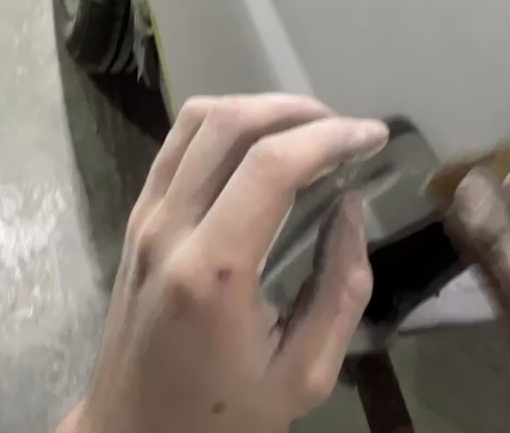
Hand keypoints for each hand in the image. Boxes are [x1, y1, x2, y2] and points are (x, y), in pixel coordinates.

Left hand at [64, 94, 388, 432]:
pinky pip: (178, 140)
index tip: (373, 136)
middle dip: (297, 111)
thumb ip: (340, 288)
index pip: (271, 165)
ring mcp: (146, 213)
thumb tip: (350, 207)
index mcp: (213, 271)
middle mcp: (170, 225)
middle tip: (344, 129)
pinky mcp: (137, 212)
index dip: (329, 137)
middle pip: (231, 124)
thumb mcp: (303, 375)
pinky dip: (223, 121)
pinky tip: (258, 139)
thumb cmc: (222, 417)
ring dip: (258, 106)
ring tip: (307, 126)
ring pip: (198, 119)